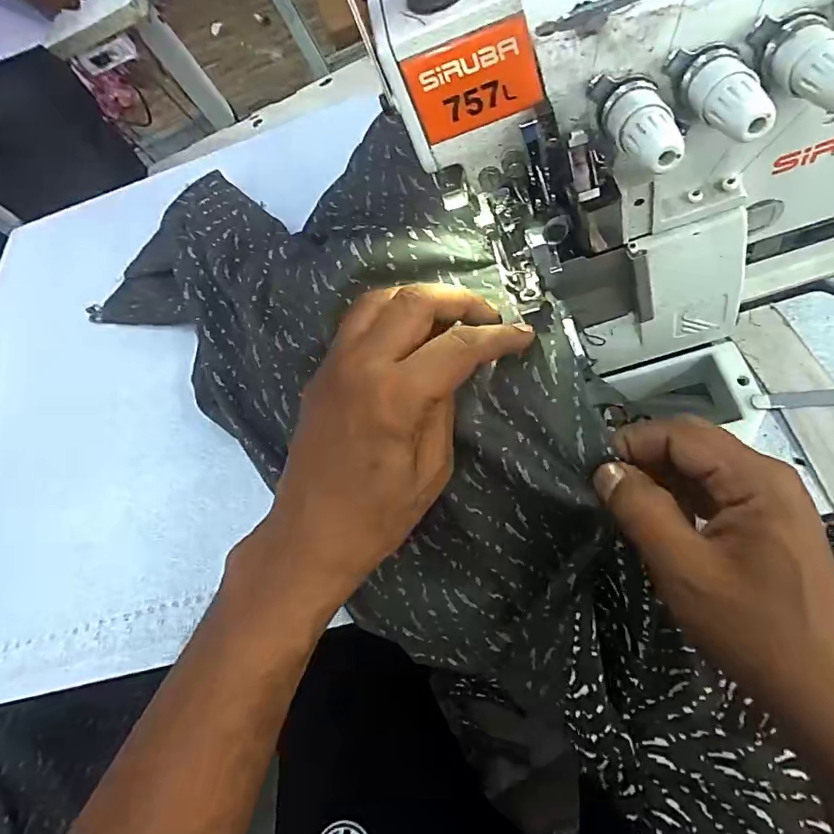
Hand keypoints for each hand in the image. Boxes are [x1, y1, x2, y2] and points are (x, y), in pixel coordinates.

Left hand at [225, 284, 535, 632]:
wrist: (309, 535)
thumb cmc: (379, 515)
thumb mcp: (432, 468)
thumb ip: (445, 408)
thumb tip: (456, 369)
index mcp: (393, 396)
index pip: (457, 346)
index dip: (497, 337)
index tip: (523, 335)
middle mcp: (360, 366)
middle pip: (414, 302)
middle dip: (460, 301)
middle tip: (489, 317)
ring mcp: (334, 364)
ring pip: (379, 298)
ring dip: (422, 298)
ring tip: (453, 316)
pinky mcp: (322, 371)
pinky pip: (358, 319)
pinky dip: (392, 311)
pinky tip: (413, 330)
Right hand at [593, 417, 833, 748]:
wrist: (826, 692)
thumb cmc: (755, 633)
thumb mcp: (686, 572)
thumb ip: (643, 513)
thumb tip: (608, 470)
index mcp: (757, 477)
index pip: (683, 433)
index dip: (635, 442)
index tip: (594, 470)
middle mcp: (772, 477)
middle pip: (699, 446)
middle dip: (650, 457)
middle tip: (607, 488)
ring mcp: (779, 502)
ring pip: (711, 471)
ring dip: (668, 480)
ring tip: (627, 506)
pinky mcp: (778, 526)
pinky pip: (726, 497)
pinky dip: (691, 502)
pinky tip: (666, 523)